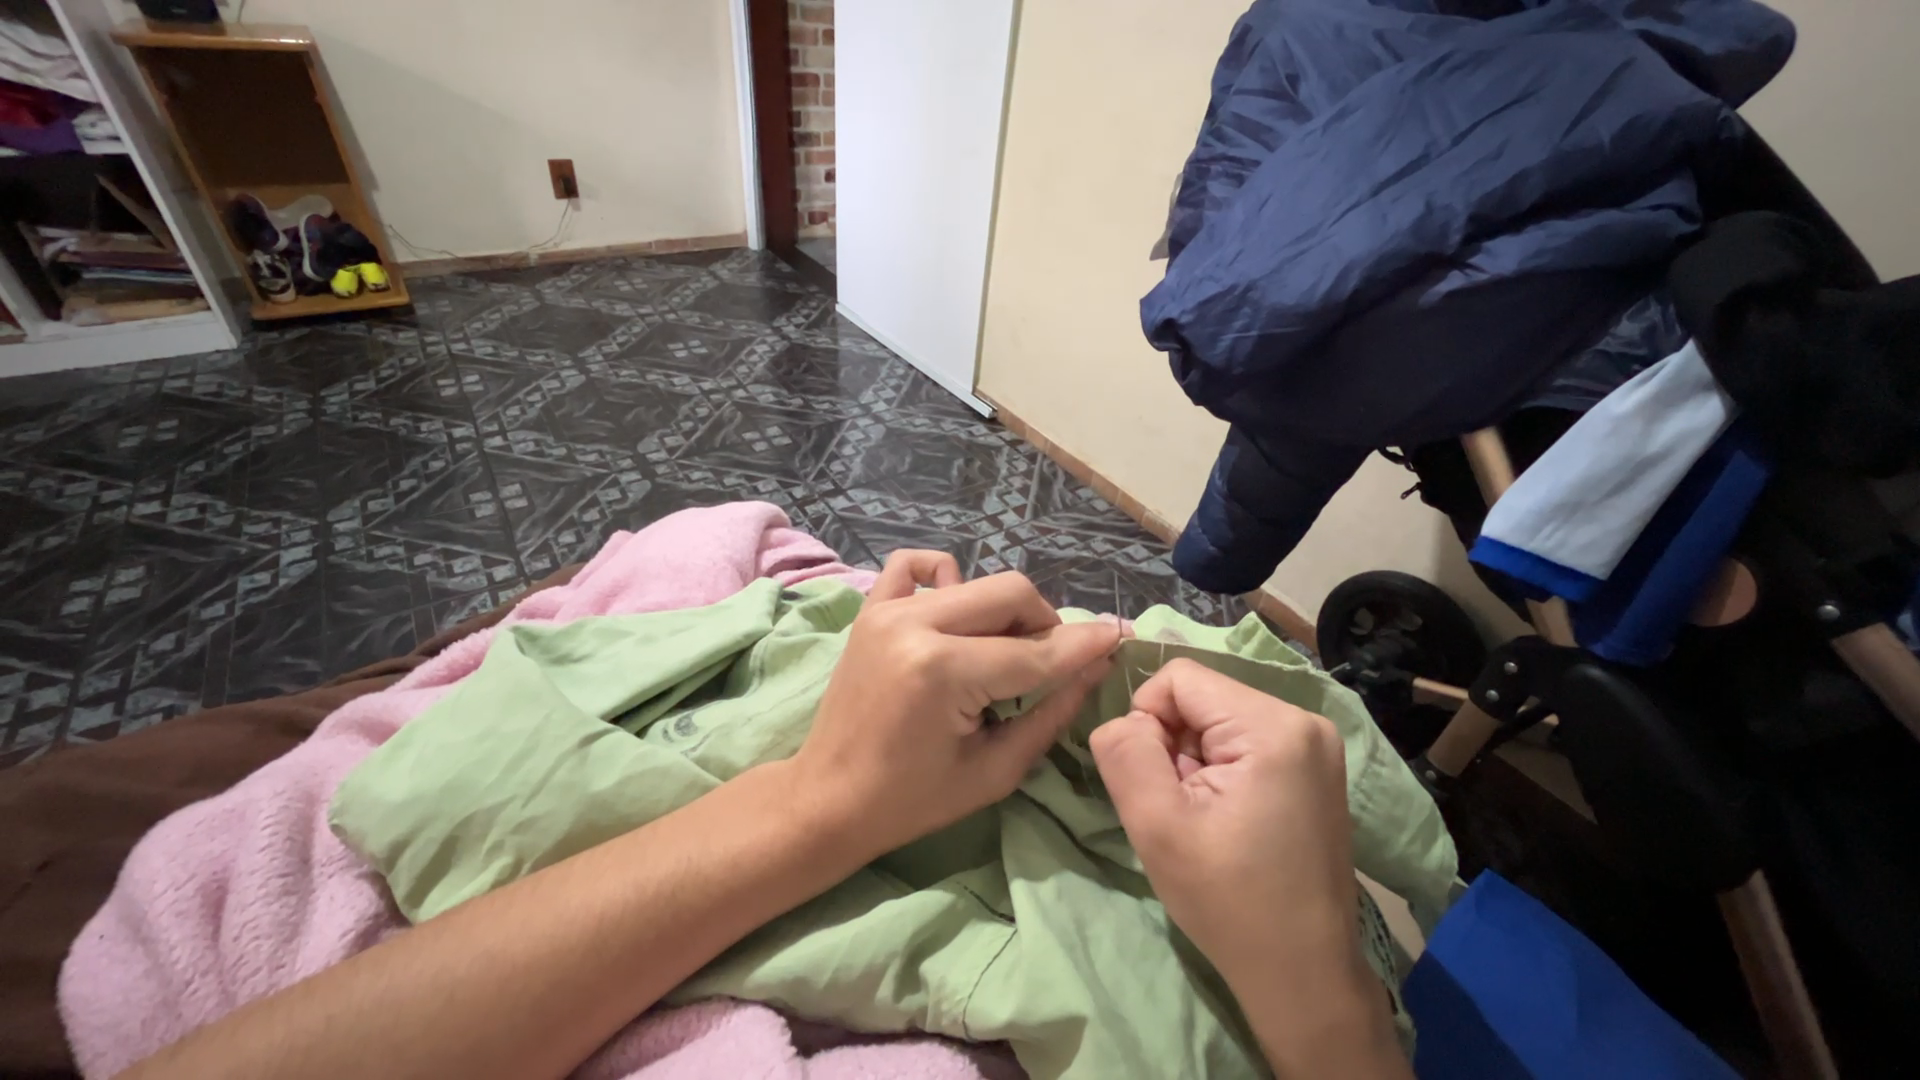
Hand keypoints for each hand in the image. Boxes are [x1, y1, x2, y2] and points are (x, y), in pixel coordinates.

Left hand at [791, 550, 1119, 860]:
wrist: (829, 798)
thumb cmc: (913, 800)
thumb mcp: (995, 770)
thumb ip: (1050, 712)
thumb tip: (1095, 666)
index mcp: (943, 671)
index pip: (1034, 652)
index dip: (1083, 648)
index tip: (1118, 637)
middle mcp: (915, 624)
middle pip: (1011, 594)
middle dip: (1046, 626)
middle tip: (1049, 665)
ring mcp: (888, 610)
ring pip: (977, 580)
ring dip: (1005, 610)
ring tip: (1003, 651)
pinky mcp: (871, 609)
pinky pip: (915, 565)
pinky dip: (947, 576)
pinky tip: (956, 610)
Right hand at [1089, 658, 1358, 982]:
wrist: (1302, 974)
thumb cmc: (1227, 900)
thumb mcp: (1155, 824)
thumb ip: (1124, 751)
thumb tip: (1122, 719)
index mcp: (1272, 725)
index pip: (1178, 677)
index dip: (1147, 719)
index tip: (1155, 780)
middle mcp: (1304, 720)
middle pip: (1201, 697)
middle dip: (1174, 744)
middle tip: (1182, 808)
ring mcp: (1315, 745)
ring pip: (1217, 720)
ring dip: (1194, 761)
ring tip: (1205, 819)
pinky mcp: (1315, 769)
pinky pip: (1242, 741)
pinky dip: (1219, 771)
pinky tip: (1226, 820)